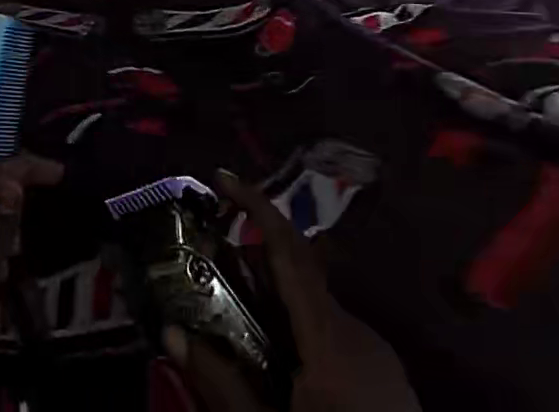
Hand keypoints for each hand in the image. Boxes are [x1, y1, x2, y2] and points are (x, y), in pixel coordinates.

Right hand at [165, 170, 419, 411]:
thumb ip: (221, 381)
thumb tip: (171, 331)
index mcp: (332, 340)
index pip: (290, 251)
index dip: (256, 206)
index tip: (222, 177)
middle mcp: (358, 332)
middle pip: (298, 273)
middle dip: (252, 258)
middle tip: (208, 266)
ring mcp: (378, 354)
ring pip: (314, 303)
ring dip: (273, 296)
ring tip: (234, 317)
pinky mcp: (387, 376)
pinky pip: (333, 329)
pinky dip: (297, 322)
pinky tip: (276, 356)